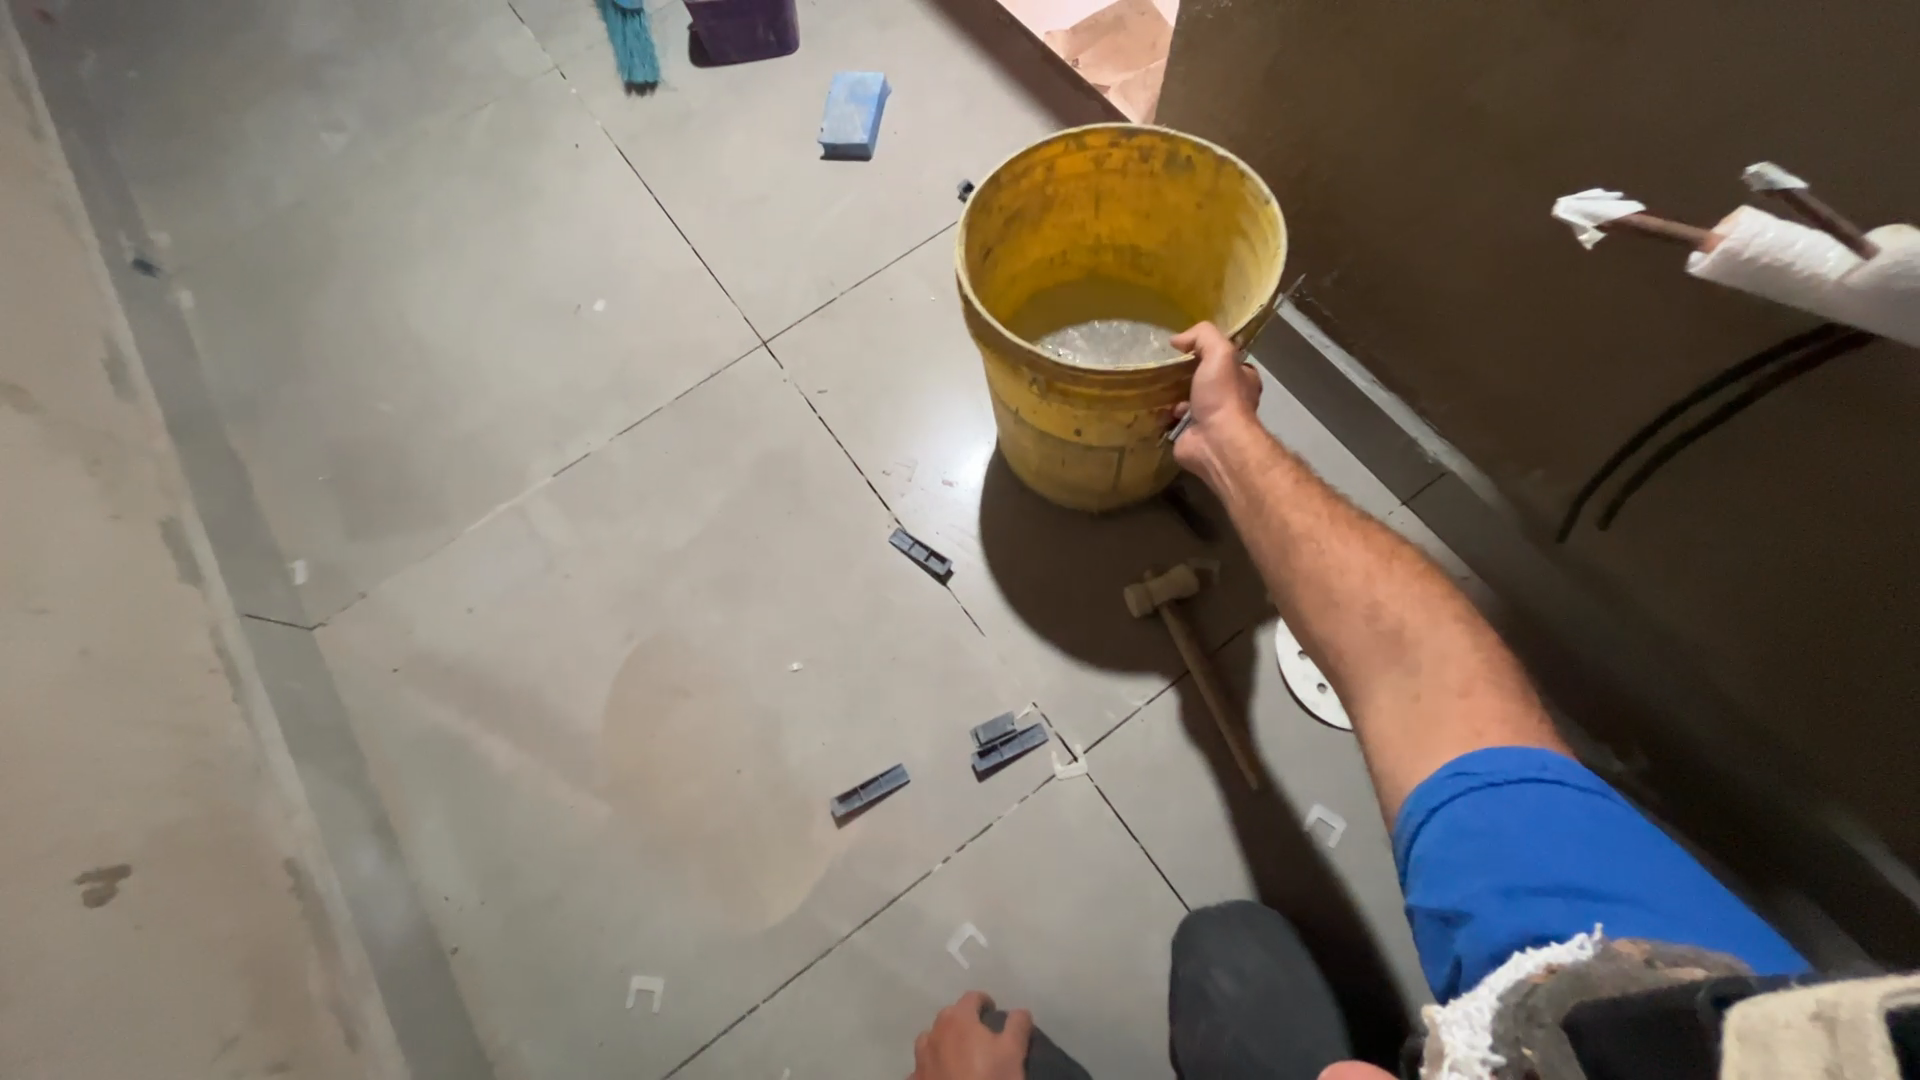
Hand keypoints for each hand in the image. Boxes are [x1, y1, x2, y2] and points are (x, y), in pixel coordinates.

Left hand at [910, 992, 1030, 1079]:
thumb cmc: (990, 1079)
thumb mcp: (1013, 1052)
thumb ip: (1017, 1026)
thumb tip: (1020, 1011)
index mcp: (958, 1019)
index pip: (972, 997)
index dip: (985, 1002)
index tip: (994, 1012)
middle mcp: (935, 1032)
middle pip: (949, 1017)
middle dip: (964, 1022)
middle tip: (981, 1038)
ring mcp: (921, 1059)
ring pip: (930, 1041)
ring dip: (943, 1043)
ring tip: (958, 1057)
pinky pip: (922, 1069)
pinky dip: (931, 1070)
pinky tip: (941, 1079)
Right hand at [1169, 322, 1261, 487]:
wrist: (1214, 440)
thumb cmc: (1222, 395)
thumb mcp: (1219, 352)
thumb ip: (1202, 336)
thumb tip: (1177, 340)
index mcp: (1242, 379)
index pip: (1225, 360)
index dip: (1207, 353)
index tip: (1185, 349)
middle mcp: (1227, 399)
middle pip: (1201, 380)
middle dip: (1183, 375)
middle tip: (1164, 369)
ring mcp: (1208, 419)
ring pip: (1184, 400)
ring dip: (1169, 395)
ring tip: (1154, 387)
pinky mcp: (1189, 434)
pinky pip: (1171, 420)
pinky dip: (1160, 414)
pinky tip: (1152, 407)